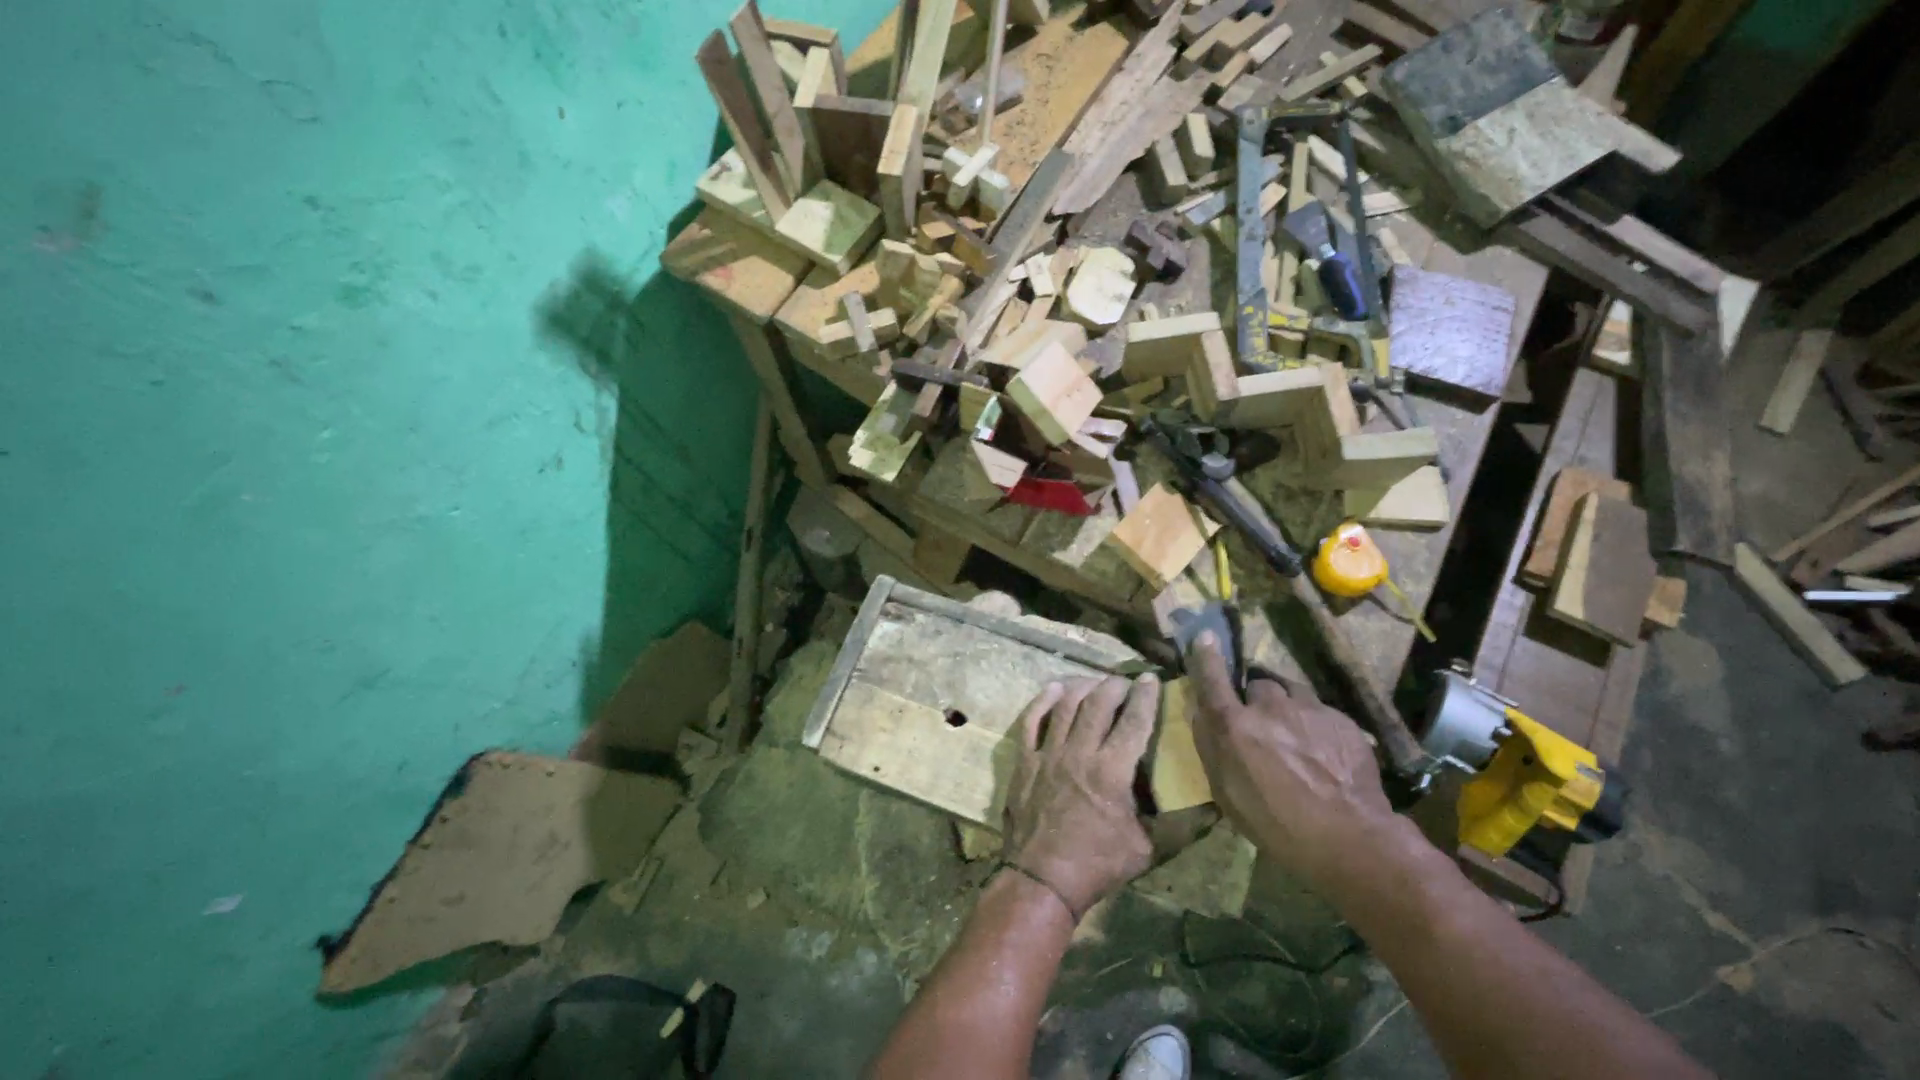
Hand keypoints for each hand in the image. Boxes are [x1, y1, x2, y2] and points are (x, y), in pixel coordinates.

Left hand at [1001, 676, 1159, 916]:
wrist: (1042, 880)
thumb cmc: (1098, 865)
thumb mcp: (1148, 850)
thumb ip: (1183, 827)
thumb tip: (1217, 809)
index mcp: (1112, 771)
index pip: (1134, 720)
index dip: (1145, 696)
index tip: (1151, 679)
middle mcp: (1079, 753)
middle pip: (1098, 704)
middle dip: (1115, 686)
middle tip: (1125, 681)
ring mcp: (1048, 754)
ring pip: (1066, 706)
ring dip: (1083, 687)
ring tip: (1096, 682)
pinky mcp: (1025, 762)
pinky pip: (1031, 721)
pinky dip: (1043, 701)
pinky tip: (1054, 689)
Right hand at [1187, 633, 1396, 889]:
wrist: (1350, 837)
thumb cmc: (1276, 825)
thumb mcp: (1227, 794)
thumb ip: (1211, 747)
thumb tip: (1201, 713)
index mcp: (1235, 726)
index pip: (1212, 679)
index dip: (1206, 657)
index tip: (1205, 637)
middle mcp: (1270, 707)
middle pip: (1258, 687)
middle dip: (1257, 701)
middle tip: (1264, 729)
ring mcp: (1310, 709)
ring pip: (1292, 694)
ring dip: (1288, 709)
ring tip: (1297, 740)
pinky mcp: (1342, 718)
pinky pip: (1320, 712)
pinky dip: (1316, 725)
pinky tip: (1324, 755)